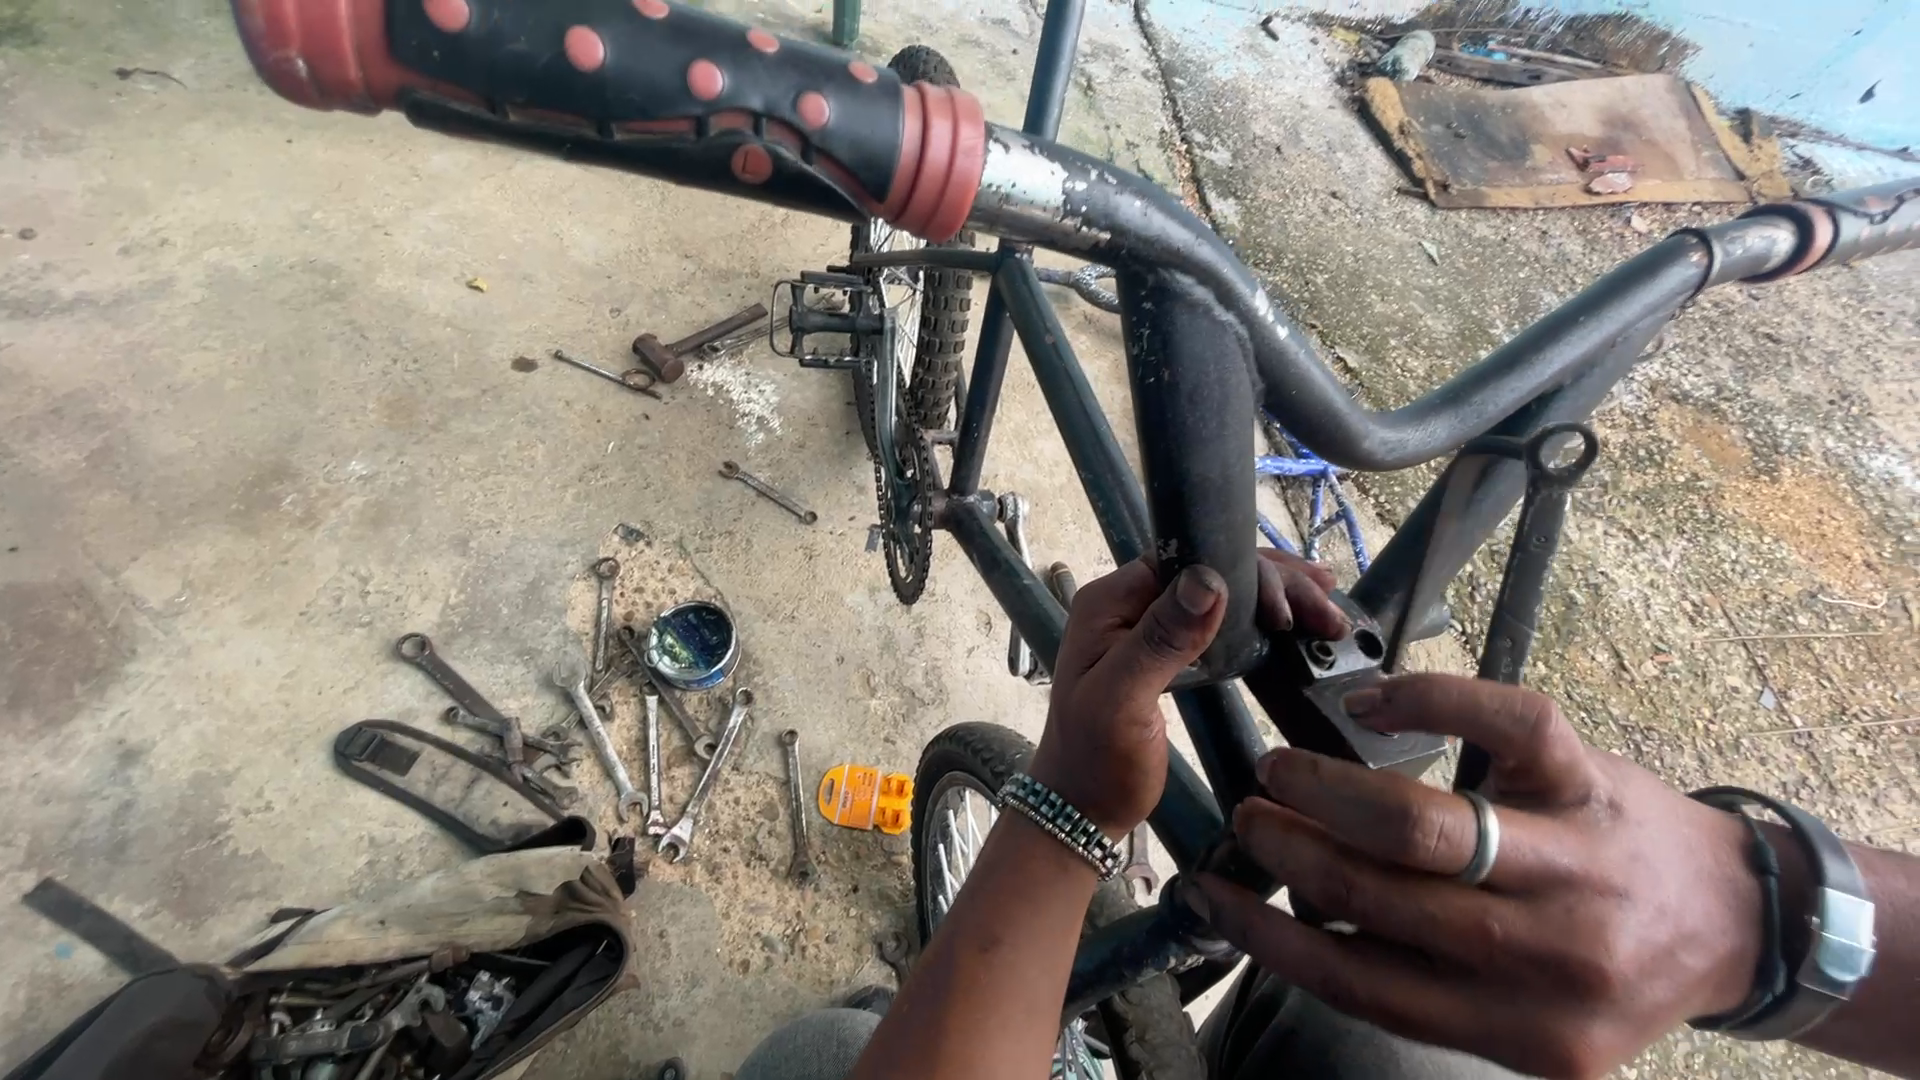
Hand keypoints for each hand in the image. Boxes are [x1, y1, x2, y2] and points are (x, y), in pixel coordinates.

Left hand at [1030, 550, 1346, 835]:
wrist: (1084, 808)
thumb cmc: (1096, 761)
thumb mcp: (1122, 699)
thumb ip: (1159, 640)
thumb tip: (1208, 580)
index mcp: (1108, 603)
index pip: (1183, 560)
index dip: (1242, 569)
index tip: (1293, 600)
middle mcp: (1126, 606)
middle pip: (1206, 572)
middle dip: (1270, 583)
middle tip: (1327, 610)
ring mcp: (1146, 630)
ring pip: (1217, 595)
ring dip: (1271, 601)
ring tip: (1326, 616)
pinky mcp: (1166, 656)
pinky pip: (1216, 625)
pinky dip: (1256, 624)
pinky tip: (1292, 630)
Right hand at [1194, 674, 1764, 1079]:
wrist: (1738, 921)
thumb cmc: (1595, 959)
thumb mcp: (1514, 1009)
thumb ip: (1413, 975)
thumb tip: (1292, 913)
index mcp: (1523, 1029)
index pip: (1358, 980)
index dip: (1265, 931)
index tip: (1214, 890)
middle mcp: (1553, 954)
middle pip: (1377, 891)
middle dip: (1286, 844)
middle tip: (1251, 814)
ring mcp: (1577, 861)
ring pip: (1419, 820)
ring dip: (1322, 787)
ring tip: (1280, 768)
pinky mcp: (1589, 777)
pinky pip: (1501, 720)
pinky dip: (1421, 698)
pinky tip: (1367, 701)